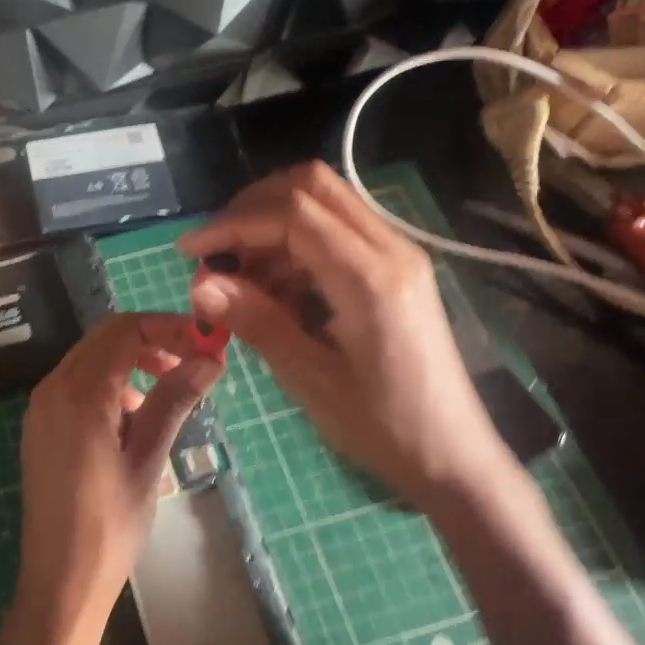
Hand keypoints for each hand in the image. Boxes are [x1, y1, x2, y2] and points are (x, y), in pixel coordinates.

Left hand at [15, 314, 224, 619]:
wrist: (60, 581)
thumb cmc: (110, 527)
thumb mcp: (148, 461)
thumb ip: (174, 402)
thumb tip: (210, 360)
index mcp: (78, 394)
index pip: (124, 331)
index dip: (168, 327)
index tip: (207, 342)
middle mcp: (52, 389)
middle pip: (104, 340)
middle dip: (151, 341)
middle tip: (194, 362)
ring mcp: (41, 409)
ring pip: (90, 361)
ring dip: (131, 363)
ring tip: (170, 393)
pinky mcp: (40, 428)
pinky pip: (77, 387)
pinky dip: (110, 386)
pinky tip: (136, 420)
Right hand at [178, 162, 514, 506]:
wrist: (455, 457)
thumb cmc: (383, 427)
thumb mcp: (309, 379)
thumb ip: (256, 321)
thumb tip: (198, 285)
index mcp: (370, 277)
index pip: (291, 213)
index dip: (232, 224)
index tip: (189, 252)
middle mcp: (390, 249)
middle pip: (311, 186)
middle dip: (251, 209)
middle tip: (216, 253)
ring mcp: (398, 255)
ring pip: (324, 203)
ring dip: (272, 227)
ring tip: (239, 280)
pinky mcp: (396, 270)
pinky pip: (337, 231)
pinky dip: (295, 244)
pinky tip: (274, 290)